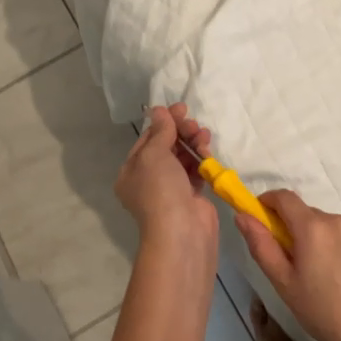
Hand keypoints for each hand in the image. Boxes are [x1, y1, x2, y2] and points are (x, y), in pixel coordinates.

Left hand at [114, 104, 217, 249]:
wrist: (181, 232)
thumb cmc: (160, 190)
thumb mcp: (154, 155)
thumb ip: (160, 131)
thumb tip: (159, 110)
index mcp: (131, 172)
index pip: (147, 140)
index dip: (163, 122)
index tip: (181, 108)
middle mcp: (148, 180)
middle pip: (166, 147)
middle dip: (181, 132)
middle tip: (194, 125)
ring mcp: (170, 190)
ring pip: (183, 158)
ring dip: (193, 143)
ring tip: (204, 137)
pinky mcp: (191, 197)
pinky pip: (195, 171)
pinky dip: (202, 160)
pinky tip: (209, 152)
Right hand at [236, 190, 340, 340]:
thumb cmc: (320, 309)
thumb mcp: (283, 280)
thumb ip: (261, 245)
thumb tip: (243, 216)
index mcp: (312, 226)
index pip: (284, 197)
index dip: (266, 202)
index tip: (256, 221)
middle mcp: (334, 220)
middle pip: (301, 210)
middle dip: (285, 225)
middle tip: (280, 259)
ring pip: (318, 223)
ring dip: (305, 235)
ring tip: (305, 271)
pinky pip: (334, 233)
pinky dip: (322, 243)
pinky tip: (326, 274)